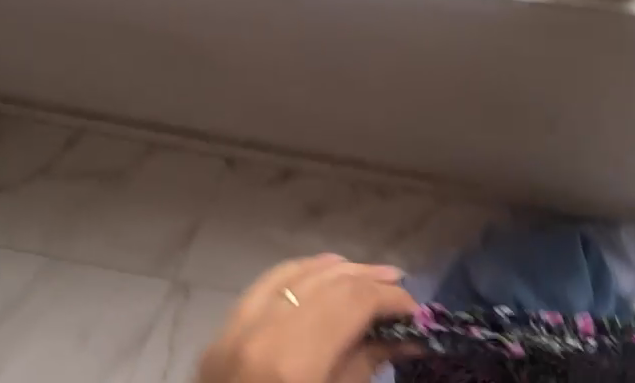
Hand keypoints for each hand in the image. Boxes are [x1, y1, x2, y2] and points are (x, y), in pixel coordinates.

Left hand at [199, 254, 417, 382]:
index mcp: (293, 362)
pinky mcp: (220, 337)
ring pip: (299, 274)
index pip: (354, 301)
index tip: (414, 310)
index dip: (391, 299)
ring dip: (339, 271)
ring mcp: (235, 331)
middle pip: (331, 282)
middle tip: (398, 288)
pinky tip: (324, 273)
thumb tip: (407, 335)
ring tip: (368, 277)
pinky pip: (268, 285)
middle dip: (370, 281)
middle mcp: (263, 333)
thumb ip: (368, 363)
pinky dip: (301, 273)